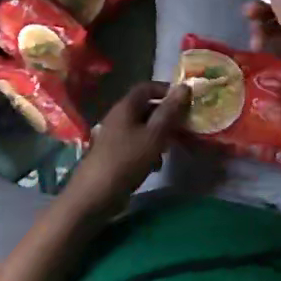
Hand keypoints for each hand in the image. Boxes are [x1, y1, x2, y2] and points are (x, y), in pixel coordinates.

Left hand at [63, 81, 190, 215]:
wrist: (95, 193)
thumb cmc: (126, 160)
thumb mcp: (154, 135)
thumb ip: (169, 112)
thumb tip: (184, 86)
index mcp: (125, 107)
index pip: (146, 87)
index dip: (166, 89)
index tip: (185, 100)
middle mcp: (118, 117)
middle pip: (145, 108)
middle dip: (165, 116)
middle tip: (184, 126)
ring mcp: (114, 136)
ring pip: (142, 128)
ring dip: (159, 136)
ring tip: (171, 149)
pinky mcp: (114, 154)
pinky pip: (136, 145)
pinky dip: (148, 151)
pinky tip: (156, 166)